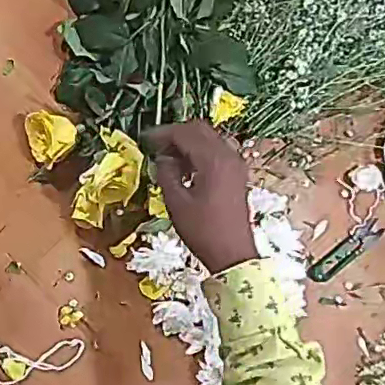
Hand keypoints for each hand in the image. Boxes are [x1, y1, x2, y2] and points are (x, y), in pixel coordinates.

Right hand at [145, 121, 257, 274]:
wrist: (233, 254)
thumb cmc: (204, 231)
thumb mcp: (176, 203)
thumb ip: (166, 174)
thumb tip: (163, 159)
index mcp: (213, 160)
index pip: (185, 133)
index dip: (162, 134)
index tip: (146, 139)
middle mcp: (228, 156)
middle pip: (200, 130)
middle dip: (176, 135)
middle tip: (156, 147)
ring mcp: (236, 164)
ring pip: (210, 139)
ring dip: (189, 143)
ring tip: (168, 160)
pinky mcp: (238, 174)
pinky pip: (218, 151)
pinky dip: (201, 153)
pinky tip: (186, 170)